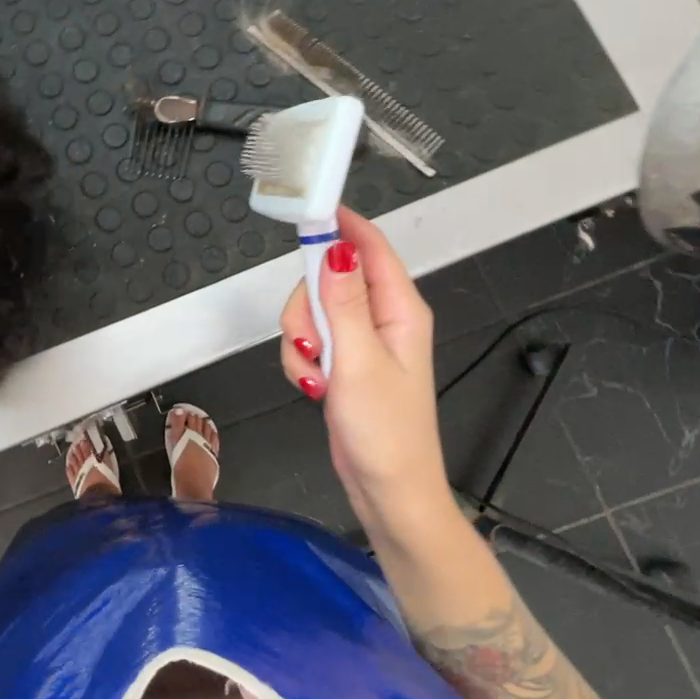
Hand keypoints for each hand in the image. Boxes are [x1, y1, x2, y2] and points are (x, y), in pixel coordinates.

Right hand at [278, 208, 451, 523]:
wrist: (386, 488)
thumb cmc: (386, 432)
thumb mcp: (360, 362)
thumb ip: (343, 304)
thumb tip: (335, 250)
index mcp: (399, 310)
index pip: (370, 248)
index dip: (341, 224)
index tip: (308, 210)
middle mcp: (381, 318)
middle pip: (327, 279)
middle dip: (305, 308)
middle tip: (310, 340)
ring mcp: (360, 340)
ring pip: (311, 311)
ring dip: (300, 340)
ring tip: (316, 374)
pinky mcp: (342, 361)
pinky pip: (308, 340)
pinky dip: (301, 361)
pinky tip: (314, 385)